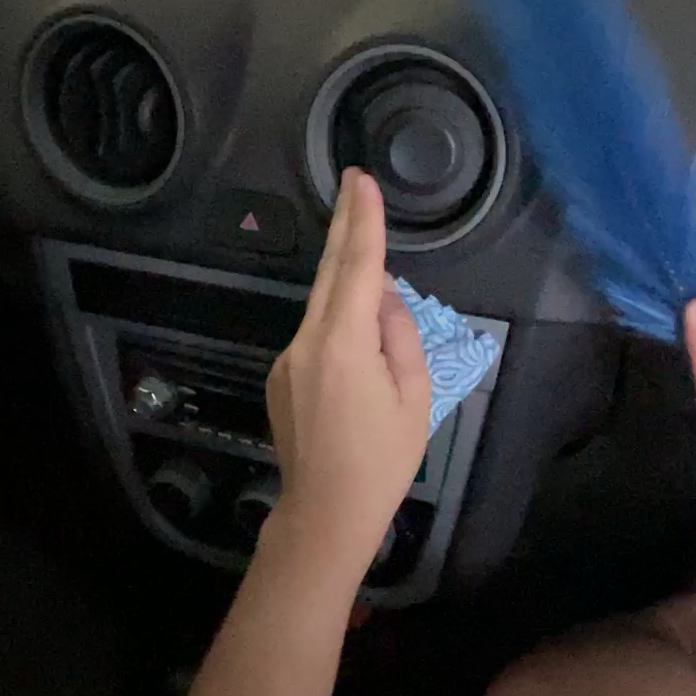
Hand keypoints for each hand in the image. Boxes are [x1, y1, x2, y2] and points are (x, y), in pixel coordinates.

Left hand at [265, 168, 431, 572]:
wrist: (324, 514)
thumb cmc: (382, 461)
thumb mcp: (415, 398)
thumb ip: (400, 335)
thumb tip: (384, 298)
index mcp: (345, 345)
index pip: (359, 269)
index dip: (363, 222)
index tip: (362, 183)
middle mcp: (307, 342)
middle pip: (330, 272)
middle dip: (344, 223)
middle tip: (353, 181)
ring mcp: (287, 358)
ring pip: (323, 305)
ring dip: (347, 280)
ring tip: (376, 282)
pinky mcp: (280, 374)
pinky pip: (315, 333)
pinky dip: (338, 322)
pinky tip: (358, 351)